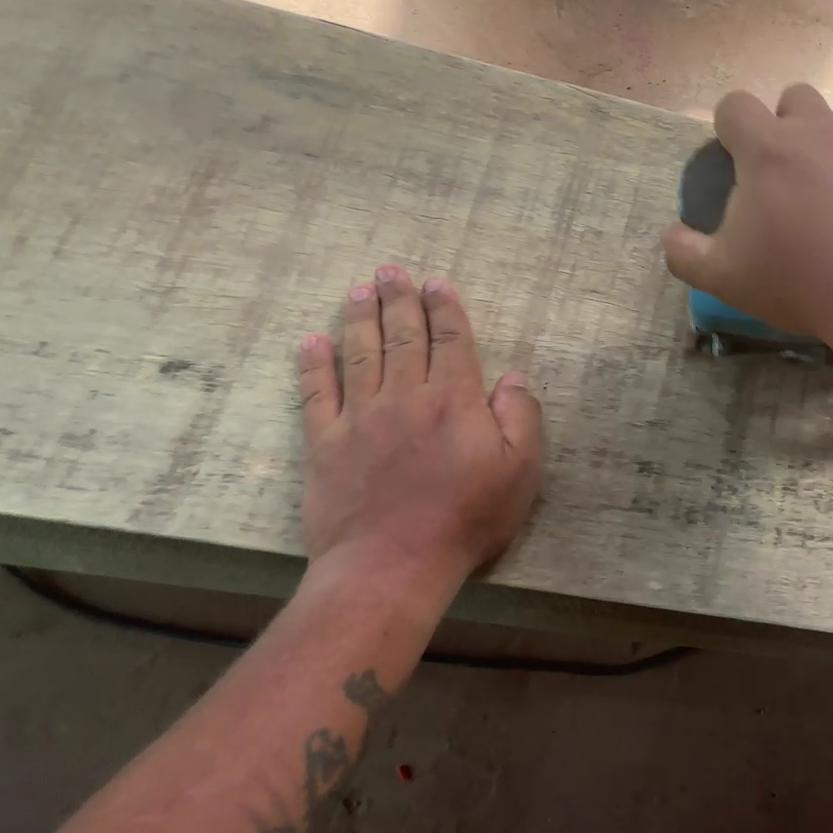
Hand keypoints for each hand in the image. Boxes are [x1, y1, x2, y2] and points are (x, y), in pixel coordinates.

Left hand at [295, 264, 542, 583]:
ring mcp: (361, 418)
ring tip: (358, 289)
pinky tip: (311, 341)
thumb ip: (520, 417)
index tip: (437, 282)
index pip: (451, 341)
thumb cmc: (468, 517)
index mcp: (456, 400)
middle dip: (399, 300)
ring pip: (360, 355)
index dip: (445, 309)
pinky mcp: (325, 444)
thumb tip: (513, 376)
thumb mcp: (522, 470)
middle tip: (391, 270)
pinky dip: (312, 364)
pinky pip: (316, 393)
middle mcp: (406, 397)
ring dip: (359, 318)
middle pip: (403, 337)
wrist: (393, 562)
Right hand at [660, 85, 832, 343]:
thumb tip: (672, 234)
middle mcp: (817, 128)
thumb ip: (684, 252)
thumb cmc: (797, 284)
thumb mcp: (723, 277)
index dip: (732, 128)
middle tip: (791, 172)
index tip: (739, 159)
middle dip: (788, 124)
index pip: (734, 104)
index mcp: (766, 148)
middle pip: (795, 97)